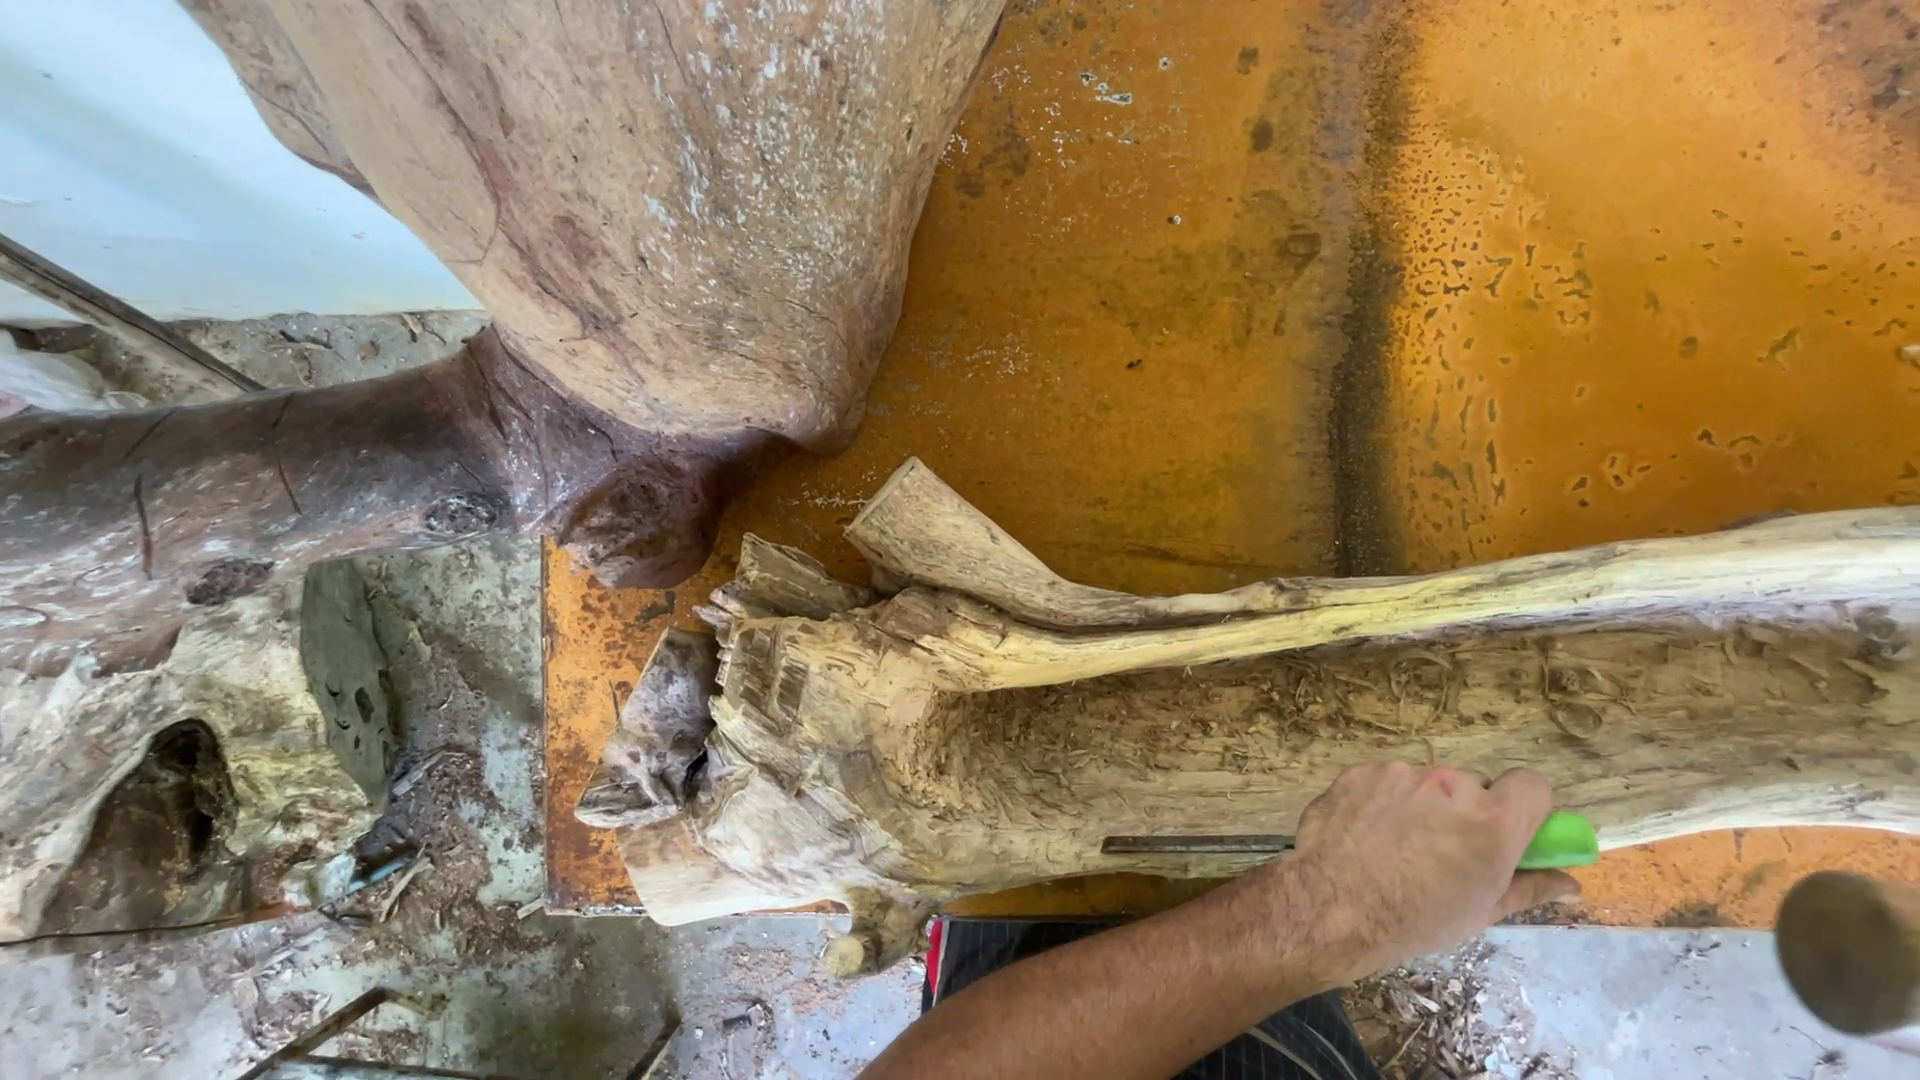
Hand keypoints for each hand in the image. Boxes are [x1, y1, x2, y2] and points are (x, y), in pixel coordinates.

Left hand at [1263, 762, 1580, 983]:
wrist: (1335, 903)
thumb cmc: (1418, 916)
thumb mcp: (1484, 910)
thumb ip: (1530, 887)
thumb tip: (1570, 883)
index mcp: (1492, 819)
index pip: (1532, 784)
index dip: (1524, 805)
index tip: (1509, 828)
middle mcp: (1449, 784)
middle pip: (1472, 784)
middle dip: (1464, 809)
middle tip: (1443, 845)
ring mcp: (1399, 773)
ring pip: (1424, 782)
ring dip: (1419, 803)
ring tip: (1396, 842)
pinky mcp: (1360, 771)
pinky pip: (1383, 780)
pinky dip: (1380, 799)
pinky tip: (1366, 830)